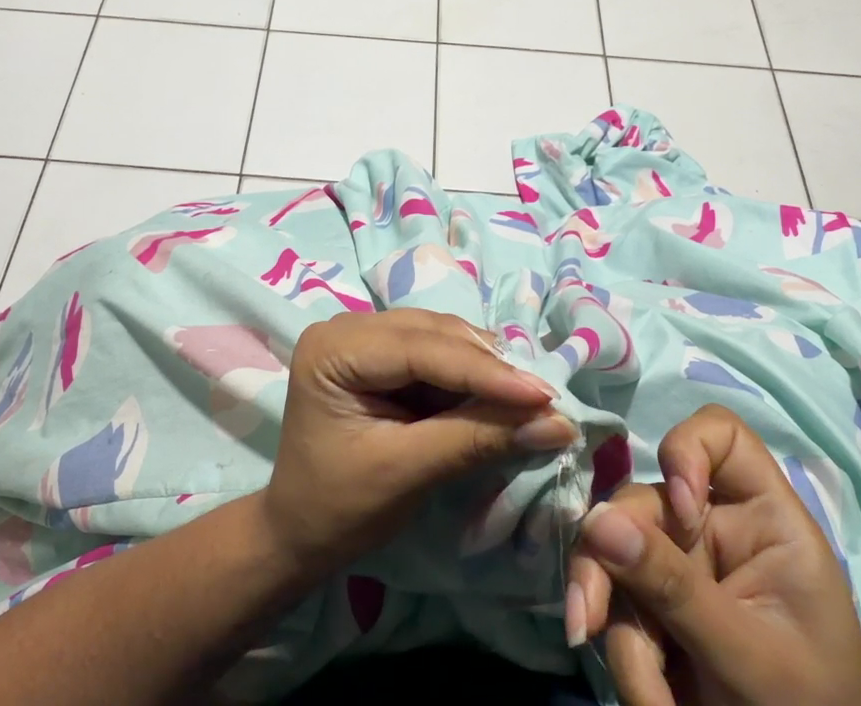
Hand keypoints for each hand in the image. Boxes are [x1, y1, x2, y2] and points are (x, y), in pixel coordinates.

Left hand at [261, 309, 578, 570]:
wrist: (302, 532)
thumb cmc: (340, 506)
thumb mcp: (407, 472)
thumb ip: (477, 440)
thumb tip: (557, 423)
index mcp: (333, 350)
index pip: (421, 349)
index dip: (486, 372)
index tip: (546, 396)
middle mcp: (347, 328)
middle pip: (436, 336)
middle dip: (492, 369)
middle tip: (548, 401)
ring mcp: (366, 339)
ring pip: (444, 340)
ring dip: (489, 371)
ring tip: (534, 400)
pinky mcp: (385, 358)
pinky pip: (441, 356)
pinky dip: (474, 378)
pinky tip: (506, 397)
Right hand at [565, 405, 860, 705]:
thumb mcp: (748, 652)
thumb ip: (674, 588)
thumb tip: (595, 520)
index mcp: (765, 523)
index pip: (721, 438)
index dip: (686, 450)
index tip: (681, 508)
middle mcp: (715, 533)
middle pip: (643, 505)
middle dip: (611, 565)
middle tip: (588, 623)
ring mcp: (680, 571)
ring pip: (614, 559)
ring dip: (618, 631)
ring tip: (650, 698)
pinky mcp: (654, 612)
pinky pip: (614, 606)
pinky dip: (622, 656)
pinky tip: (648, 697)